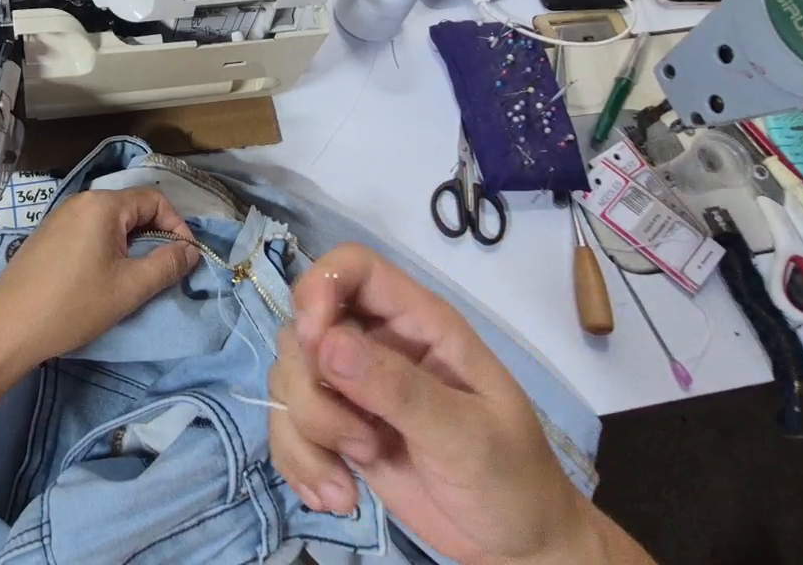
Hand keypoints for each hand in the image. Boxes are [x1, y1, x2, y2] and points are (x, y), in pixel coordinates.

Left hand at [0, 188, 200, 373]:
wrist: (7, 329)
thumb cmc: (73, 305)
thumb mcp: (130, 288)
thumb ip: (167, 264)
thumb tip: (191, 250)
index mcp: (102, 205)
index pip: (154, 199)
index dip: (177, 226)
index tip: (184, 258)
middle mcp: (80, 201)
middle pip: (132, 208)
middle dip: (154, 237)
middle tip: (161, 272)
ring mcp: (60, 217)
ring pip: (110, 223)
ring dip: (131, 245)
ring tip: (134, 279)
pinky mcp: (48, 236)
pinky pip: (89, 232)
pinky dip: (107, 249)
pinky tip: (102, 279)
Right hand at [268, 244, 599, 564]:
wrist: (517, 546)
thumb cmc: (511, 477)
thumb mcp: (466, 434)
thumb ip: (398, 388)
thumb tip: (326, 344)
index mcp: (417, 322)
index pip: (353, 266)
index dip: (321, 287)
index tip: (314, 343)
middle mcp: (376, 342)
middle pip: (304, 330)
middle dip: (314, 392)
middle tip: (362, 443)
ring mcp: (351, 386)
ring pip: (288, 378)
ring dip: (309, 435)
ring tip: (354, 479)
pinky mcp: (335, 428)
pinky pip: (285, 424)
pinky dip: (299, 463)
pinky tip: (336, 496)